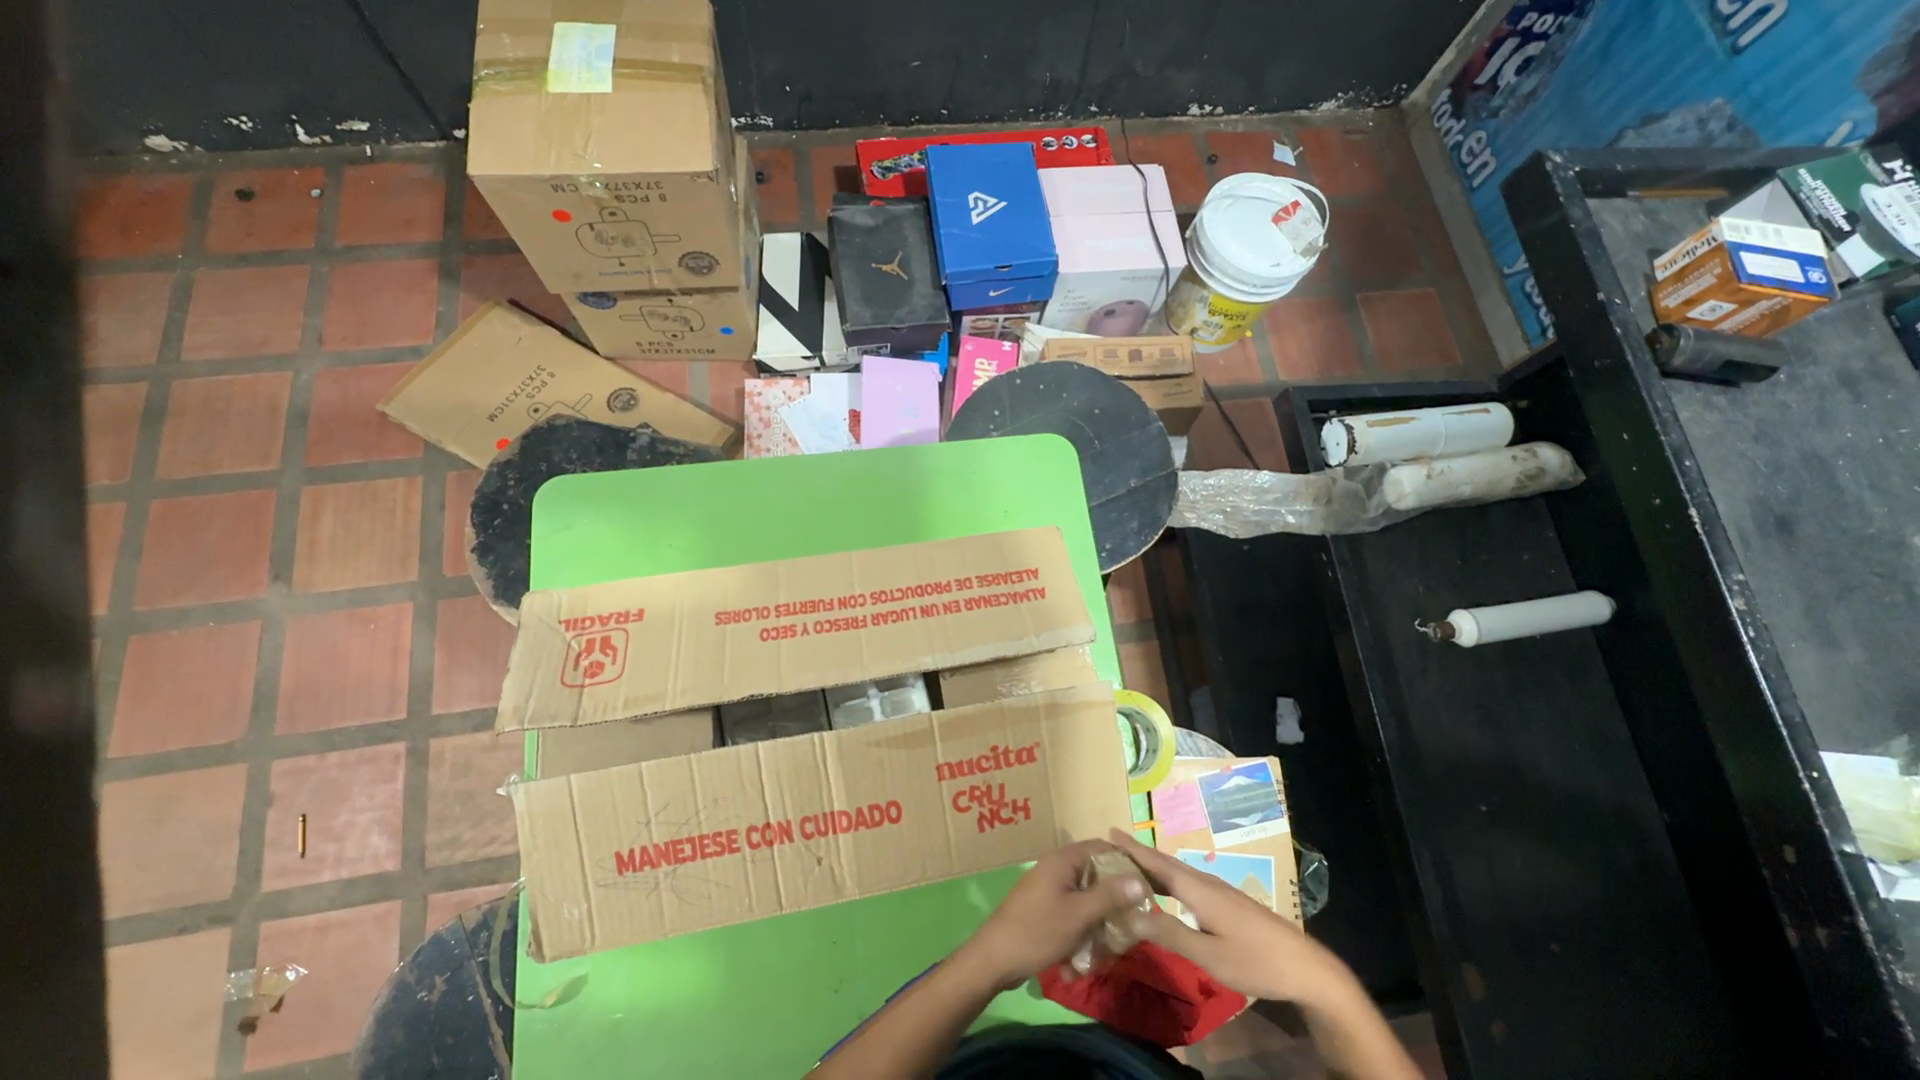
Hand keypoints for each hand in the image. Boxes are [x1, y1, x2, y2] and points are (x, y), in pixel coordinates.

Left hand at [952, 839, 1150, 989]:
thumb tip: (1139, 880)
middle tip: (1130, 923)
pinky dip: (1080, 933)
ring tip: (1106, 949)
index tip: (1147, 887)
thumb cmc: (1037, 931)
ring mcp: (1048, 890)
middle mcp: (1056, 868)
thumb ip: (1110, 895)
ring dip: (1097, 923)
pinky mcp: (1044, 910)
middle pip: (1097, 876)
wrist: (993, 960)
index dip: (1127, 864)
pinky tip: (1079, 961)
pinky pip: (1072, 915)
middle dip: (1113, 901)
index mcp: (1063, 860)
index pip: (1103, 848)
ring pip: (1086, 900)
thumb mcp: (1079, 914)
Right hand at [1108, 829, 1350, 1005]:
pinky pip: (1190, 883)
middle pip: (1168, 864)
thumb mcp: (1209, 955)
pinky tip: (1165, 893)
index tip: (1108, 832)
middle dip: (1139, 855)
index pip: (1159, 864)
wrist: (1307, 969)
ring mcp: (1222, 893)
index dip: (1133, 849)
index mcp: (1200, 891)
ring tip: (1129, 868)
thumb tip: (1130, 913)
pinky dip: (1169, 881)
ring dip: (1154, 868)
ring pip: (1180, 873)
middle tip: (1110, 848)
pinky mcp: (1230, 904)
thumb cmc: (1256, 962)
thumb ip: (1170, 933)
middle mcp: (1209, 884)